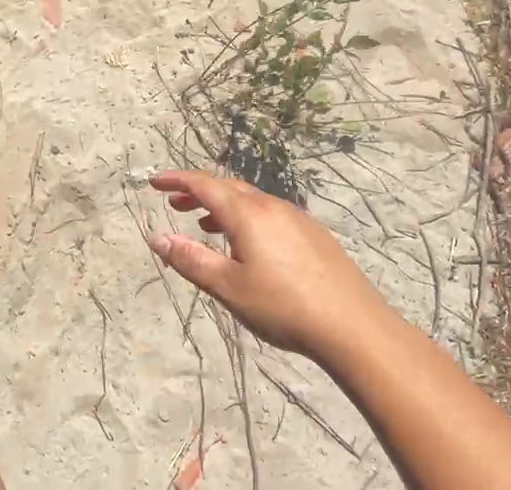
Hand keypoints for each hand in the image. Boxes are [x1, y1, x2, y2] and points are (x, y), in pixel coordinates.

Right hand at [143, 170, 392, 360]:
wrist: (357, 330)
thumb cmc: (284, 307)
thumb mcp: (228, 287)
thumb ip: (190, 260)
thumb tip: (157, 238)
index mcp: (247, 214)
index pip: (203, 184)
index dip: (176, 180)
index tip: (153, 182)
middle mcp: (272, 207)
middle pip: (227, 188)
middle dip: (197, 192)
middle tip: (175, 205)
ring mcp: (298, 220)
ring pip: (251, 201)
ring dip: (223, 207)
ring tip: (206, 226)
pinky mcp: (316, 236)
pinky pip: (271, 214)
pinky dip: (247, 218)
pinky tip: (249, 246)